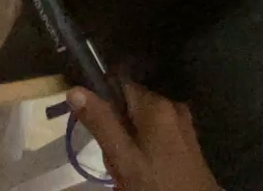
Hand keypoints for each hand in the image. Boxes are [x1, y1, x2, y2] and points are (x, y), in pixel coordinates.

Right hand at [68, 83, 220, 190]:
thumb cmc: (158, 187)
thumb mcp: (123, 160)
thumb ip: (100, 123)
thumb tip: (74, 89)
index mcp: (156, 104)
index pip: (119, 83)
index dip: (102, 101)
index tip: (95, 126)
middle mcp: (171, 106)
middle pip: (130, 105)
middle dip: (117, 129)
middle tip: (114, 160)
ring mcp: (183, 125)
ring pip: (142, 124)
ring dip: (129, 144)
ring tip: (128, 173)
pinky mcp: (188, 144)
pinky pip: (157, 137)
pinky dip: (145, 152)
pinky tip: (145, 175)